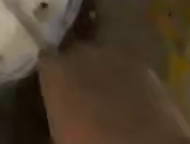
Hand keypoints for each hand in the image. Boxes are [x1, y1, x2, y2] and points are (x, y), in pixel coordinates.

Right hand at [40, 43, 189, 143]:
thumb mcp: (63, 137)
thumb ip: (58, 121)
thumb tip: (62, 119)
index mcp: (58, 72)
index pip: (45, 61)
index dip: (50, 76)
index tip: (53, 92)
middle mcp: (84, 53)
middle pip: (75, 55)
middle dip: (78, 73)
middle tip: (81, 101)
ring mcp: (116, 55)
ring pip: (103, 60)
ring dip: (103, 75)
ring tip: (109, 104)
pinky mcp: (144, 66)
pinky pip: (127, 70)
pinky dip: (127, 83)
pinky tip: (132, 105)